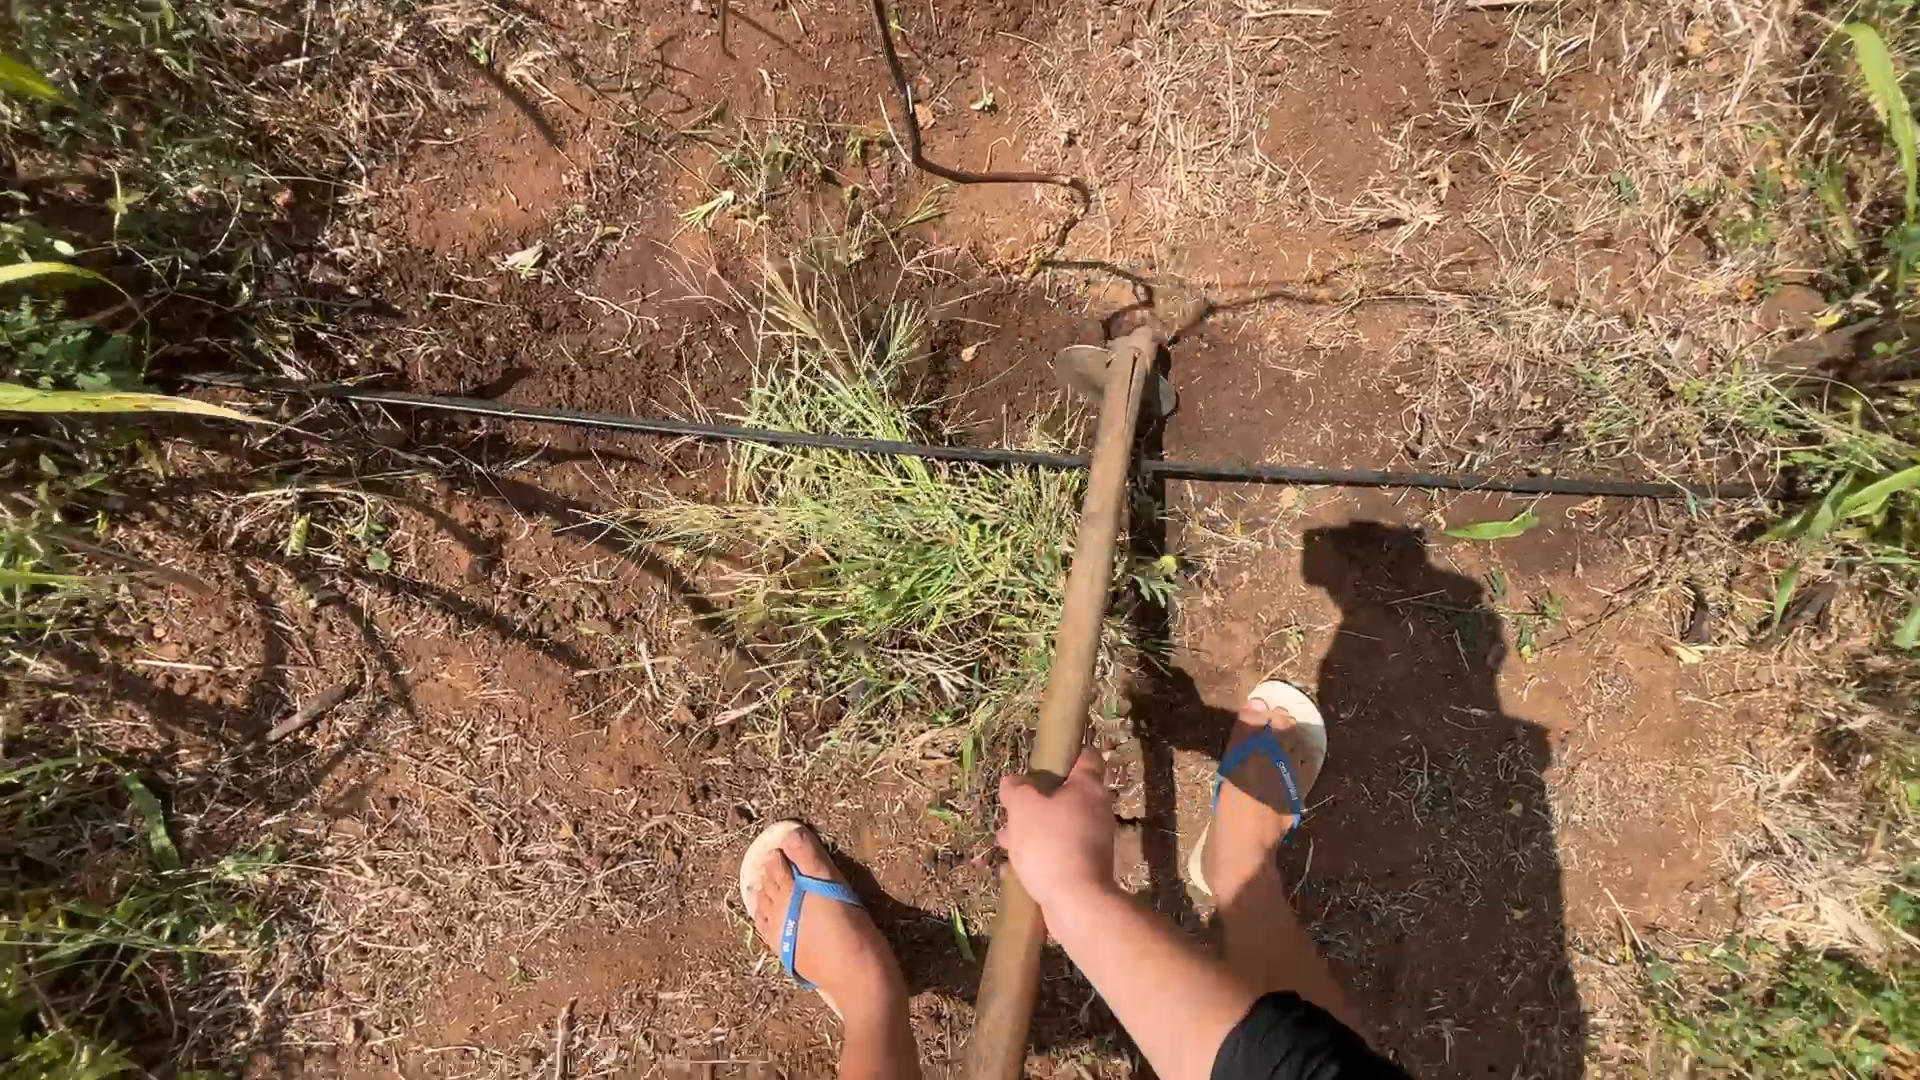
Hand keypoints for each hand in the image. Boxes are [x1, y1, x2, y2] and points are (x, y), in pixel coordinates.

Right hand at [996, 748, 1116, 910]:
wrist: (1077, 902)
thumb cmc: (1050, 843)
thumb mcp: (1023, 807)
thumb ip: (1017, 789)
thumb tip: (1014, 781)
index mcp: (1087, 787)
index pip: (1087, 757)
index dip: (1068, 754)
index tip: (1046, 760)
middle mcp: (1096, 810)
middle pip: (1066, 794)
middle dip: (1036, 800)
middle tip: (1013, 807)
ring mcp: (1094, 841)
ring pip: (1059, 825)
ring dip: (1032, 829)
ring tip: (1004, 840)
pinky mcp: (1086, 868)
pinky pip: (1059, 851)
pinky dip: (1039, 854)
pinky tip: (1014, 866)